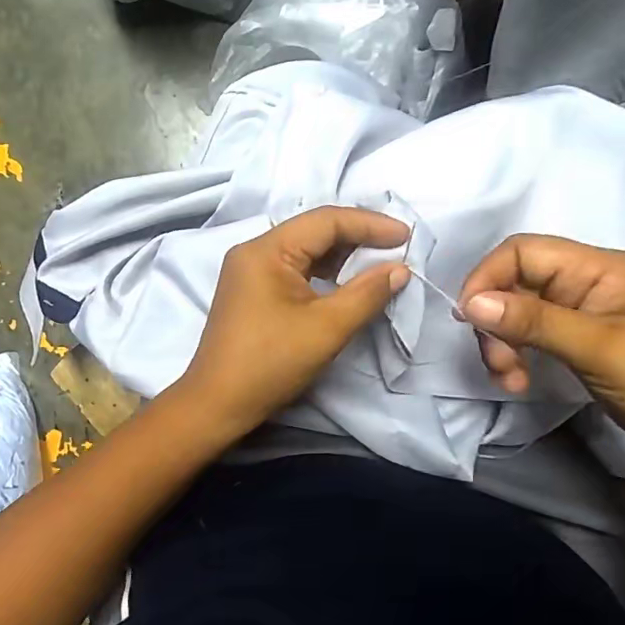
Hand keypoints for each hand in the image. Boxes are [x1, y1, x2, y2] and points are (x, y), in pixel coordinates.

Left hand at [175, 207, 410, 431]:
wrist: (218, 403)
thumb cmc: (270, 363)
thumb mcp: (326, 328)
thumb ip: (367, 293)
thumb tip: (399, 269)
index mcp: (265, 250)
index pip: (325, 221)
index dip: (370, 224)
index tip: (407, 237)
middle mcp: (253, 252)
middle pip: (313, 231)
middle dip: (357, 238)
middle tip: (398, 251)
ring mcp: (248, 272)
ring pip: (303, 250)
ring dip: (341, 256)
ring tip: (379, 265)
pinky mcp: (250, 292)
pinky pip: (293, 270)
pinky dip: (323, 273)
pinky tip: (346, 283)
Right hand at [457, 234, 624, 462]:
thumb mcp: (603, 348)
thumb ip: (535, 322)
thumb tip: (470, 302)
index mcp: (600, 269)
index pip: (521, 252)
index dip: (486, 278)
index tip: (470, 320)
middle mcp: (589, 284)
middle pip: (515, 284)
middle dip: (495, 322)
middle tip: (498, 365)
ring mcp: (588, 315)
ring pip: (521, 314)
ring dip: (504, 344)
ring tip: (512, 381)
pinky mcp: (587, 343)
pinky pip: (537, 338)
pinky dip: (521, 357)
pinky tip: (523, 382)